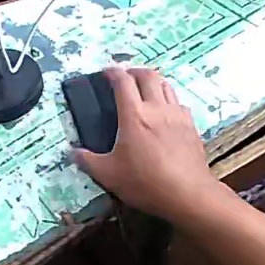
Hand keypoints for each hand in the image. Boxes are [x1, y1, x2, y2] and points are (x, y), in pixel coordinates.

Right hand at [72, 67, 226, 223]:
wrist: (188, 194)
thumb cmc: (145, 182)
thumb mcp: (109, 175)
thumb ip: (88, 161)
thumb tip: (73, 153)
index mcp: (134, 115)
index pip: (122, 81)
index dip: (113, 72)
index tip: (106, 72)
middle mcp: (157, 108)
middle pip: (148, 75)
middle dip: (134, 70)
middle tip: (126, 76)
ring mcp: (177, 115)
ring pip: (166, 86)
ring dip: (153, 82)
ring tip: (145, 89)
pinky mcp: (191, 126)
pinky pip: (179, 103)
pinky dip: (169, 100)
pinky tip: (166, 112)